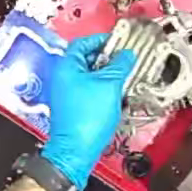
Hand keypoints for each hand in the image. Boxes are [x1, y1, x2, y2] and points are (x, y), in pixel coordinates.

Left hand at [41, 33, 138, 189]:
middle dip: (107, 58)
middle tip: (124, 59)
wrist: (77, 150)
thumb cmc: (86, 119)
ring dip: (108, 75)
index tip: (117, 42)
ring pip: (90, 76)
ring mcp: (68, 94)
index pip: (82, 43)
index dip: (101, 40)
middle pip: (87, 59)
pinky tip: (117, 94)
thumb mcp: (109, 85)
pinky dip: (104, 89)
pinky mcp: (75, 107)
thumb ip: (120, 66)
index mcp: (67, 68)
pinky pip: (91, 91)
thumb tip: (127, 55)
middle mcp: (64, 79)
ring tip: (124, 76)